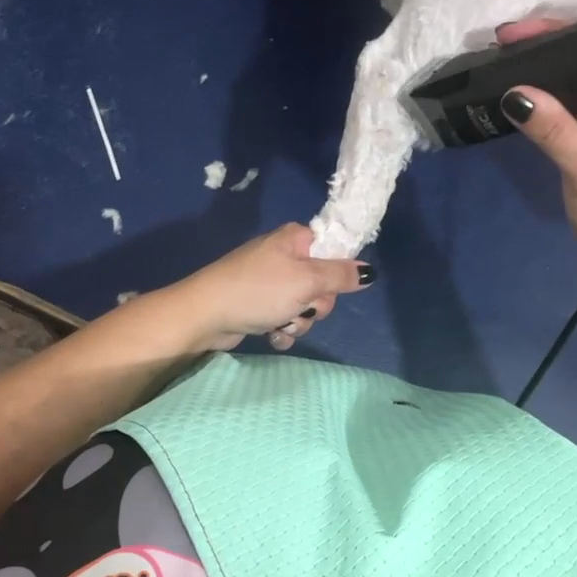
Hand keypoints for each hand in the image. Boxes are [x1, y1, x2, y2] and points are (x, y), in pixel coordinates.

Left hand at [155, 223, 372, 350]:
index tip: (326, 288)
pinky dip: (282, 331)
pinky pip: (285, 320)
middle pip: (322, 286)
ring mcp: (270, 283)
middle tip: (299, 308)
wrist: (206, 315)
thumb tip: (370, 271)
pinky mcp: (259, 306)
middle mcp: (284, 256)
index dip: (336, 275)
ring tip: (279, 325)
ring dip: (297, 323)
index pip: (335, 252)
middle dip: (314, 305)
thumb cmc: (258, 291)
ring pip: (305, 307)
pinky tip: (271, 337)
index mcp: (296, 239)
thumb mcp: (306, 281)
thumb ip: (341, 276)